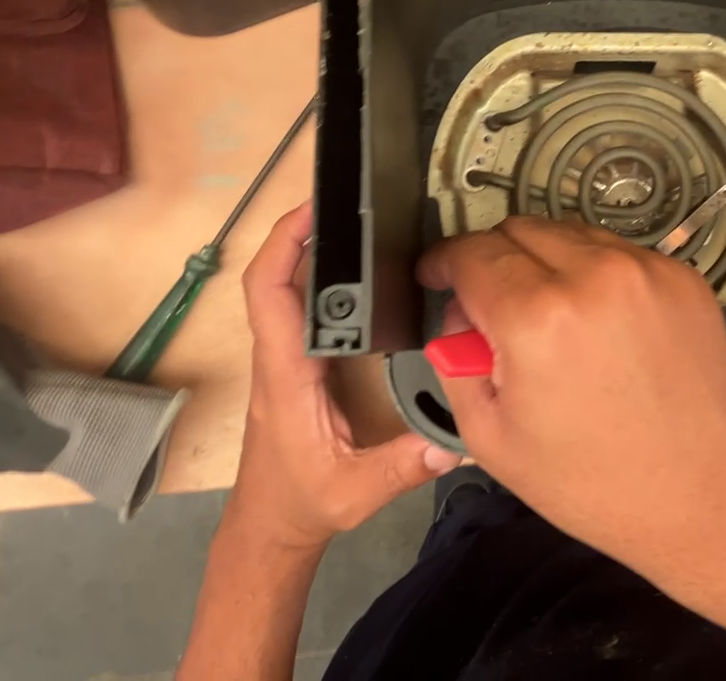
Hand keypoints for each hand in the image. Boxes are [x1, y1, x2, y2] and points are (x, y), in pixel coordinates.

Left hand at [229, 204, 461, 549]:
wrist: (270, 525)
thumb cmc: (301, 506)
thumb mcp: (354, 493)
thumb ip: (403, 466)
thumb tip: (456, 441)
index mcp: (286, 375)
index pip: (269, 294)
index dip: (284, 245)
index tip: (314, 210)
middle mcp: (280, 357)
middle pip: (273, 277)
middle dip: (300, 230)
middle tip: (345, 200)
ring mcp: (285, 358)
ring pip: (283, 288)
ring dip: (307, 248)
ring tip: (355, 221)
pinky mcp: (296, 363)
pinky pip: (299, 306)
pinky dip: (318, 274)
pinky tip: (358, 267)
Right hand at [416, 217, 725, 566]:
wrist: (706, 495)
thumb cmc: (601, 483)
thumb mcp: (493, 438)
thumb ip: (458, 363)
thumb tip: (459, 320)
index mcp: (539, 318)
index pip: (472, 253)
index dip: (443, 263)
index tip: (438, 275)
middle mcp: (595, 276)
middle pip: (517, 229)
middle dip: (492, 260)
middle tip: (492, 309)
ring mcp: (646, 270)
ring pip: (568, 232)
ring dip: (543, 261)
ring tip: (550, 319)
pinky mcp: (681, 276)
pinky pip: (616, 251)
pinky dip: (593, 272)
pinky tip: (597, 321)